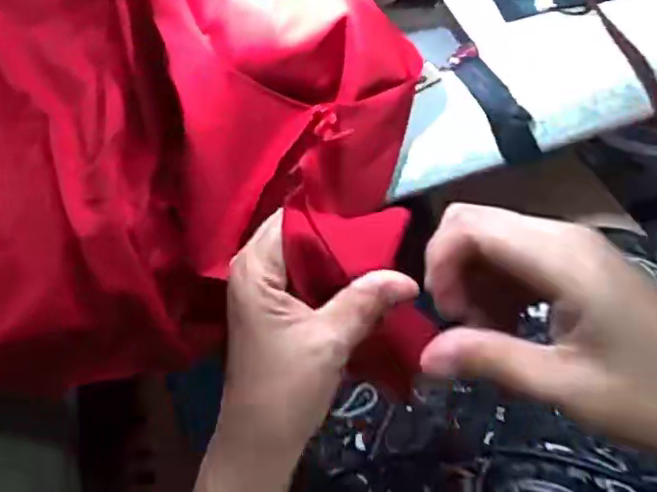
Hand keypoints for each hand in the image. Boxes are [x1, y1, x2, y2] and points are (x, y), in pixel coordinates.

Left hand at [199, 212, 417, 491]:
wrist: (259, 442)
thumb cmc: (286, 385)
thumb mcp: (329, 340)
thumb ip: (364, 301)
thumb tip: (406, 277)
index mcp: (253, 264)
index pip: (290, 219)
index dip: (329, 215)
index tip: (369, 214)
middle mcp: (250, 266)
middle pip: (295, 235)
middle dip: (336, 237)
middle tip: (379, 236)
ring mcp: (258, 286)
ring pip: (300, 257)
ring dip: (333, 260)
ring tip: (376, 256)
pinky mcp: (269, 306)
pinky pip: (299, 277)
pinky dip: (325, 279)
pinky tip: (356, 284)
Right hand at [418, 204, 656, 470]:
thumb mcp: (571, 388)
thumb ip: (491, 360)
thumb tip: (424, 356)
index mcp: (558, 254)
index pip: (465, 225)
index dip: (438, 262)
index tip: (444, 316)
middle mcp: (560, 234)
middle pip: (473, 223)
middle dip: (452, 269)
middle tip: (462, 324)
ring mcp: (573, 245)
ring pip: (492, 236)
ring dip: (475, 278)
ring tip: (488, 333)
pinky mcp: (582, 261)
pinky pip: (517, 252)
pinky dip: (500, 282)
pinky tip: (513, 325)